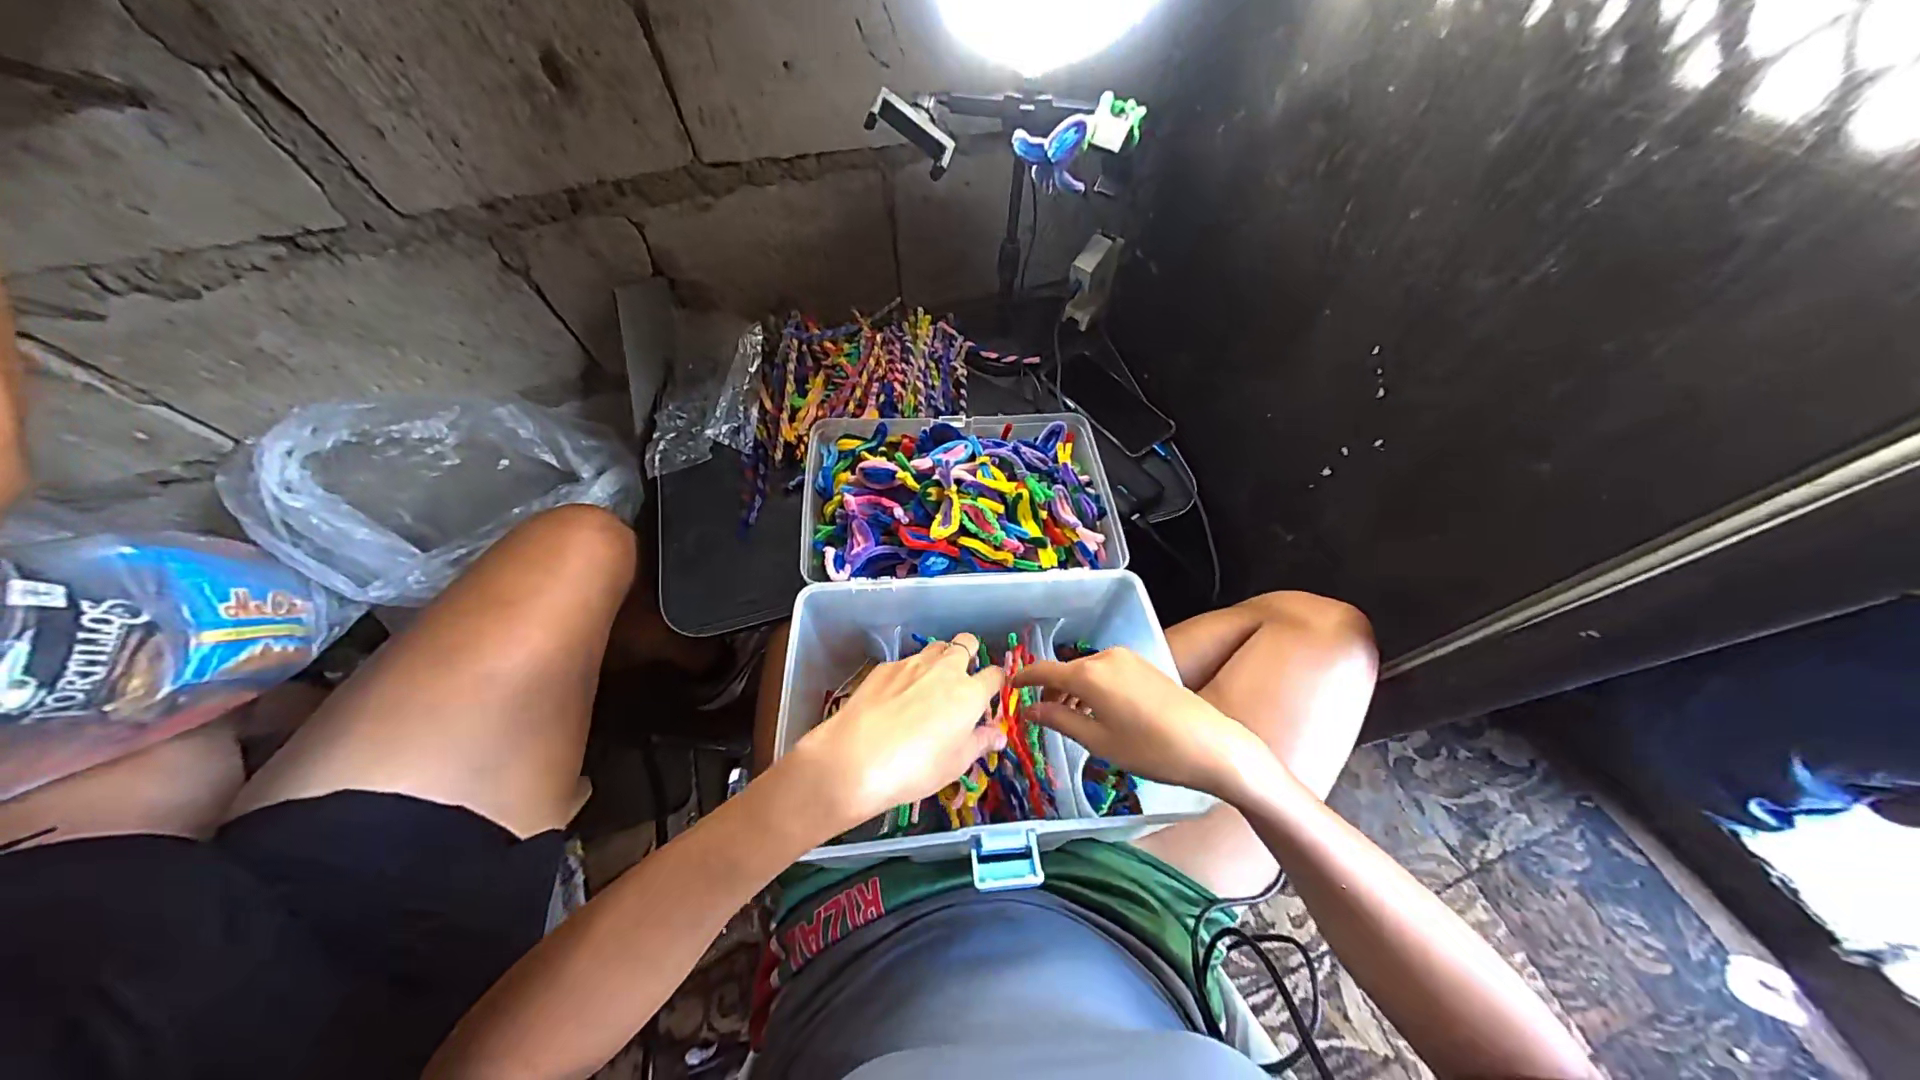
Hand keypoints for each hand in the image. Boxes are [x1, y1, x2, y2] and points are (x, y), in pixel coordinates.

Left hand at [782, 634, 1006, 834]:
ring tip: (930, 686)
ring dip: (940, 660)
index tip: (991, 695)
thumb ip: (979, 743)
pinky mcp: (884, 667)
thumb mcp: (955, 763)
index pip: (994, 674)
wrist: (855, 759)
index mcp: (969, 693)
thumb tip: (997, 734)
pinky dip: (910, 673)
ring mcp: (912, 664)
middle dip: (969, 654)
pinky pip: (906, 662)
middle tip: (962, 681)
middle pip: (966, 643)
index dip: (996, 683)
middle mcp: (944, 669)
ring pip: (936, 647)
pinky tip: (897, 697)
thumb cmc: (915, 768)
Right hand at [1012, 647, 1283, 804]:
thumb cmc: (1150, 749)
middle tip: (1041, 718)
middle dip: (1050, 691)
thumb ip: (1059, 720)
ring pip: (1086, 672)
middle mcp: (1105, 657)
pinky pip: (1106, 672)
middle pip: (1066, 671)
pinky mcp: (1144, 665)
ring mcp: (1127, 658)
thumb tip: (1029, 710)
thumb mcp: (1098, 741)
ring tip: (1070, 720)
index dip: (1023, 679)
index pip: (1043, 670)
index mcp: (1088, 674)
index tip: (1008, 687)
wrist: (1211, 745)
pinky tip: (1098, 713)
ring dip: (1073, 691)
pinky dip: (1093, 688)